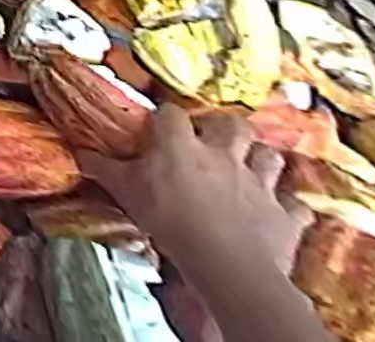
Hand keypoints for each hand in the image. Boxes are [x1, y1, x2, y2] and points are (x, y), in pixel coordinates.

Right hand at [78, 104, 329, 341]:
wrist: (226, 263)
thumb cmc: (167, 216)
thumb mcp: (122, 188)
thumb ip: (100, 166)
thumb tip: (78, 152)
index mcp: (179, 143)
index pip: (172, 112)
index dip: (166, 115)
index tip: (158, 123)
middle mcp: (222, 155)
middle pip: (234, 125)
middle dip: (226, 126)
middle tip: (213, 135)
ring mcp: (260, 184)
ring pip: (271, 157)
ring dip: (260, 158)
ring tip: (247, 163)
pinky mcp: (287, 215)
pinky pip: (296, 203)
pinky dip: (288, 203)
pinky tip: (277, 206)